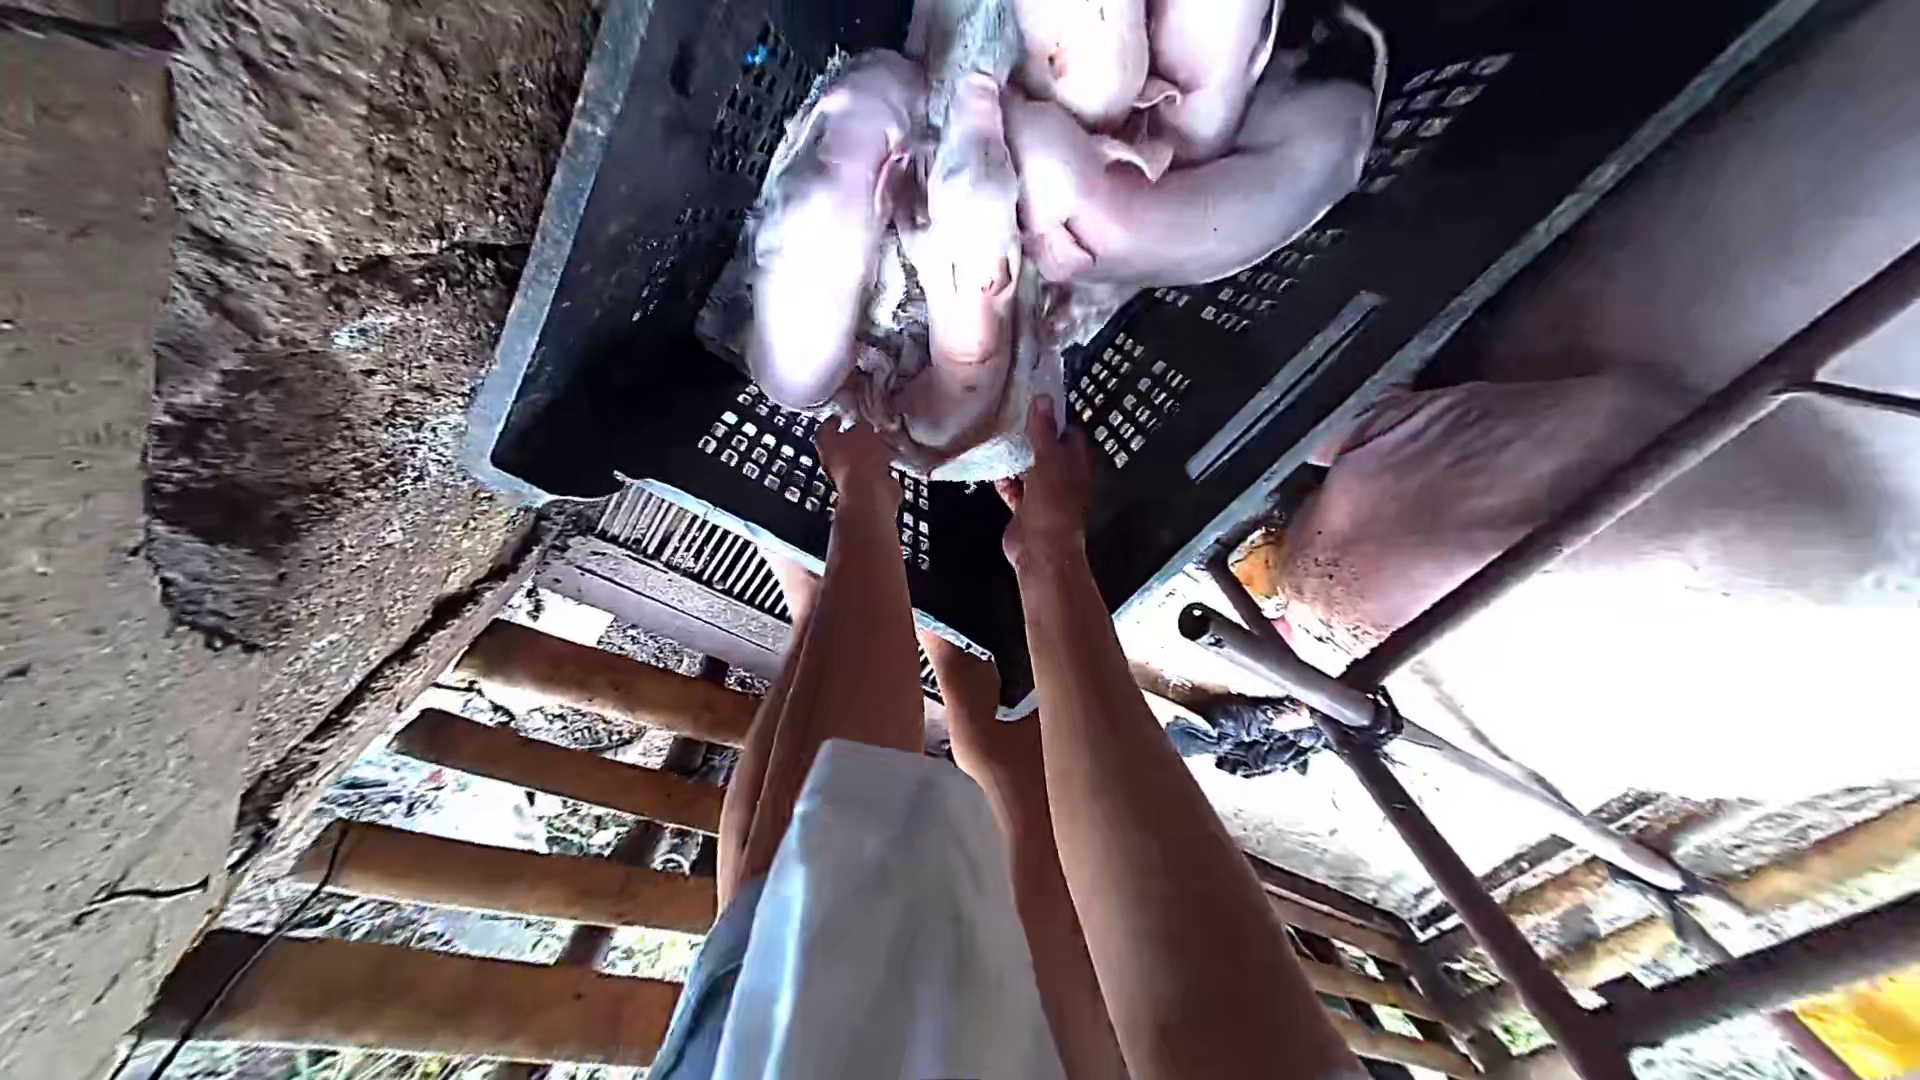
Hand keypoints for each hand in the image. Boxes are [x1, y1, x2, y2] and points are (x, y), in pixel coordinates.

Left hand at [816, 417, 900, 510]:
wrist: (871, 491)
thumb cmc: (860, 459)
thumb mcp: (863, 431)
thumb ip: (863, 425)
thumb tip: (865, 425)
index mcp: (827, 445)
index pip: (827, 428)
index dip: (834, 421)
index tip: (841, 416)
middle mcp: (834, 462)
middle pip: (846, 444)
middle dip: (861, 436)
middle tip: (872, 427)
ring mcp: (850, 475)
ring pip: (863, 457)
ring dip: (875, 449)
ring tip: (888, 441)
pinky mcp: (866, 485)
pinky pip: (874, 469)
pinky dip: (882, 463)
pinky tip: (892, 456)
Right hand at [995, 396, 1091, 571]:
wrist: (1041, 550)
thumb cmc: (1053, 506)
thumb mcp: (1047, 459)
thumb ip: (1043, 429)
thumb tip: (1043, 400)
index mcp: (1076, 464)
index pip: (1069, 433)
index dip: (1053, 418)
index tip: (1034, 405)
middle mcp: (1063, 479)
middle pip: (1046, 451)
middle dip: (1029, 439)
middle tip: (1010, 421)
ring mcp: (1044, 496)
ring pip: (1028, 470)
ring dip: (1014, 460)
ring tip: (997, 443)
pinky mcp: (1026, 510)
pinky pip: (1014, 490)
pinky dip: (1005, 482)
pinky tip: (994, 472)